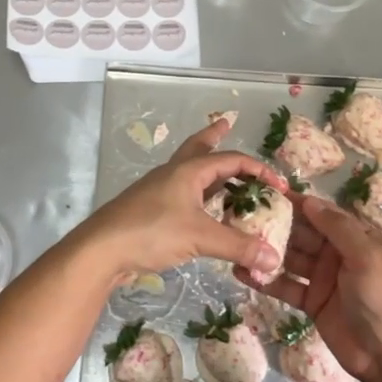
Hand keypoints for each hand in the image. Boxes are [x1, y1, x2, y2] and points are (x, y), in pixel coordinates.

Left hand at [63, 118, 290, 283]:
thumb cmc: (151, 232)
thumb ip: (239, 246)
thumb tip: (273, 258)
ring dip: (207, 171)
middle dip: (213, 137)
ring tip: (222, 173)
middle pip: (197, 149)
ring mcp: (158, 193)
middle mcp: (173, 175)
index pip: (231, 159)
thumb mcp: (200, 238)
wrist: (101, 250)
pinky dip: (198, 199)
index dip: (258, 170)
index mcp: (188, 171)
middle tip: (225, 123)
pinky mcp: (150, 213)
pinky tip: (202, 212)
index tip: (280, 186)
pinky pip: (181, 198)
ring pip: (188, 174)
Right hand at [238, 193, 381, 381]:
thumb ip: (339, 228)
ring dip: (268, 251)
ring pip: (292, 258)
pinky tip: (242, 272)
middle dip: (279, 224)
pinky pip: (286, 286)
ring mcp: (325, 279)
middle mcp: (340, 255)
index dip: (300, 203)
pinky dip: (267, 280)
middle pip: (305, 234)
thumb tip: (310, 201)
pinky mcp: (312, 303)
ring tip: (237, 240)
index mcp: (360, 240)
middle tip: (243, 214)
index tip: (269, 191)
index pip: (326, 214)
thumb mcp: (368, 258)